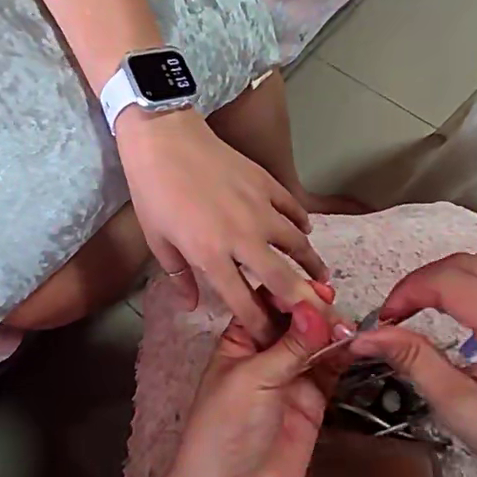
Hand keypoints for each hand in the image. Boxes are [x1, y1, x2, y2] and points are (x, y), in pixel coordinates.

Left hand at [117, 109, 327, 342]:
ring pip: (297, 243)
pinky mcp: (267, 184)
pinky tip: (305, 231)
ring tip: (321, 278)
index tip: (270, 337)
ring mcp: (260, 208)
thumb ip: (179, 276)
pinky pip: (293, 209)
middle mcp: (243, 238)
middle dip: (302, 303)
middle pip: (282, 279)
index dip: (261, 325)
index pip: (244, 301)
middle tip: (316, 315)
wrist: (164, 139)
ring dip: (312, 264)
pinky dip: (302, 224)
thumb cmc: (154, 192)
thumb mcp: (157, 240)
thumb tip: (191, 305)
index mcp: (211, 256)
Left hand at [167, 288, 338, 476]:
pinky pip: (331, 368)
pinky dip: (343, 355)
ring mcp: (290, 375)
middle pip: (295, 319)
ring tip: (347, 326)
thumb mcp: (253, 379)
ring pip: (316, 341)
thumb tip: (315, 308)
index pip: (265, 302)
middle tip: (334, 308)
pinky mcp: (312, 398)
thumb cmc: (225, 429)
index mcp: (239, 339)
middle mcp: (265, 352)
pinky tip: (355, 343)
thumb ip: (289, 345)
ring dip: (332, 331)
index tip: (312, 287)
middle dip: (314, 310)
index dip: (287, 291)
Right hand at [351, 254, 476, 476]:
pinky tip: (457, 320)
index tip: (384, 320)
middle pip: (471, 264)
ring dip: (447, 281)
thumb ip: (413, 361)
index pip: (453, 282)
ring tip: (419, 311)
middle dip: (424, 280)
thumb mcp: (459, 409)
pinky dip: (472, 290)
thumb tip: (366, 336)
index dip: (409, 291)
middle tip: (397, 313)